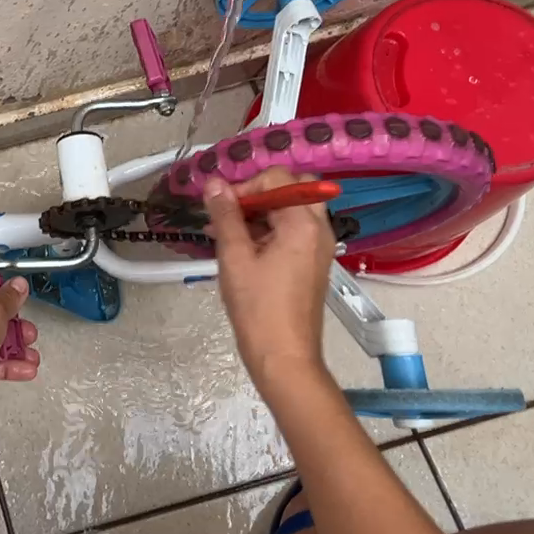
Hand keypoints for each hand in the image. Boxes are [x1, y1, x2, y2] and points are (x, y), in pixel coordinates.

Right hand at [203, 167, 336, 386]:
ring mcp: (318, 247)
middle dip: (260, 192)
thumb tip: (214, 184)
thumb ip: (225, 215)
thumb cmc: (258, 306)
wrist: (283, 355)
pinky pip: (294, 230)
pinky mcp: (312, 263)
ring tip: (227, 231)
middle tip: (232, 210)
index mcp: (303, 224)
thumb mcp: (234, 256)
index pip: (278, 178)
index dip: (246, 186)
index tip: (222, 207)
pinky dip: (269, 229)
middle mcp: (319, 230)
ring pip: (293, 209)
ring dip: (262, 211)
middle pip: (294, 188)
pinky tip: (240, 247)